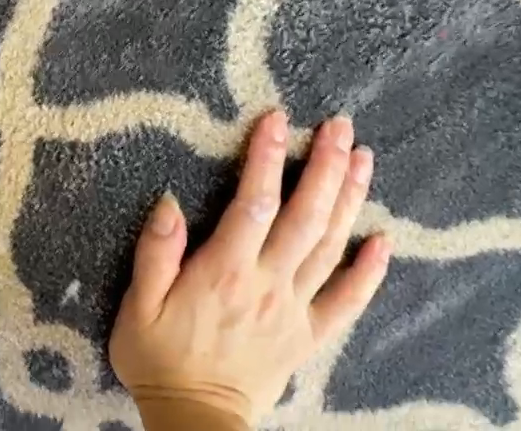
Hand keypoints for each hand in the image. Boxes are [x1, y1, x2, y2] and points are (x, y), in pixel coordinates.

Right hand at [109, 111, 390, 424]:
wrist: (195, 420)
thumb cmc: (156, 355)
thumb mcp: (138, 303)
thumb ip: (155, 252)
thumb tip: (170, 202)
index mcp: (224, 271)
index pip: (254, 203)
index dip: (266, 158)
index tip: (277, 119)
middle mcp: (268, 285)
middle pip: (305, 218)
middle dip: (323, 167)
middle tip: (340, 126)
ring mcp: (294, 310)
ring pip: (330, 247)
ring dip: (348, 200)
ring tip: (362, 158)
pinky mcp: (308, 335)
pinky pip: (347, 301)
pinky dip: (369, 271)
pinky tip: (382, 239)